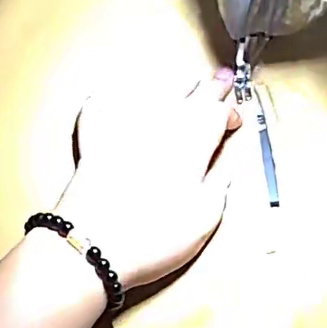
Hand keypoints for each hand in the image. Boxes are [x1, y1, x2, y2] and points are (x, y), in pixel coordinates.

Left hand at [50, 69, 243, 288]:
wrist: (93, 244)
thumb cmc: (151, 237)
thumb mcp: (205, 217)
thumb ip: (220, 181)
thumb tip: (226, 164)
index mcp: (193, 141)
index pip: (220, 110)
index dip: (230, 113)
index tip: (233, 120)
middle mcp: (161, 122)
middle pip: (192, 92)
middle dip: (209, 88)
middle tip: (218, 83)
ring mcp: (125, 123)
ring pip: (156, 89)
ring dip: (174, 89)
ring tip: (183, 89)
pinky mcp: (94, 132)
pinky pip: (110, 99)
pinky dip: (124, 97)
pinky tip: (128, 101)